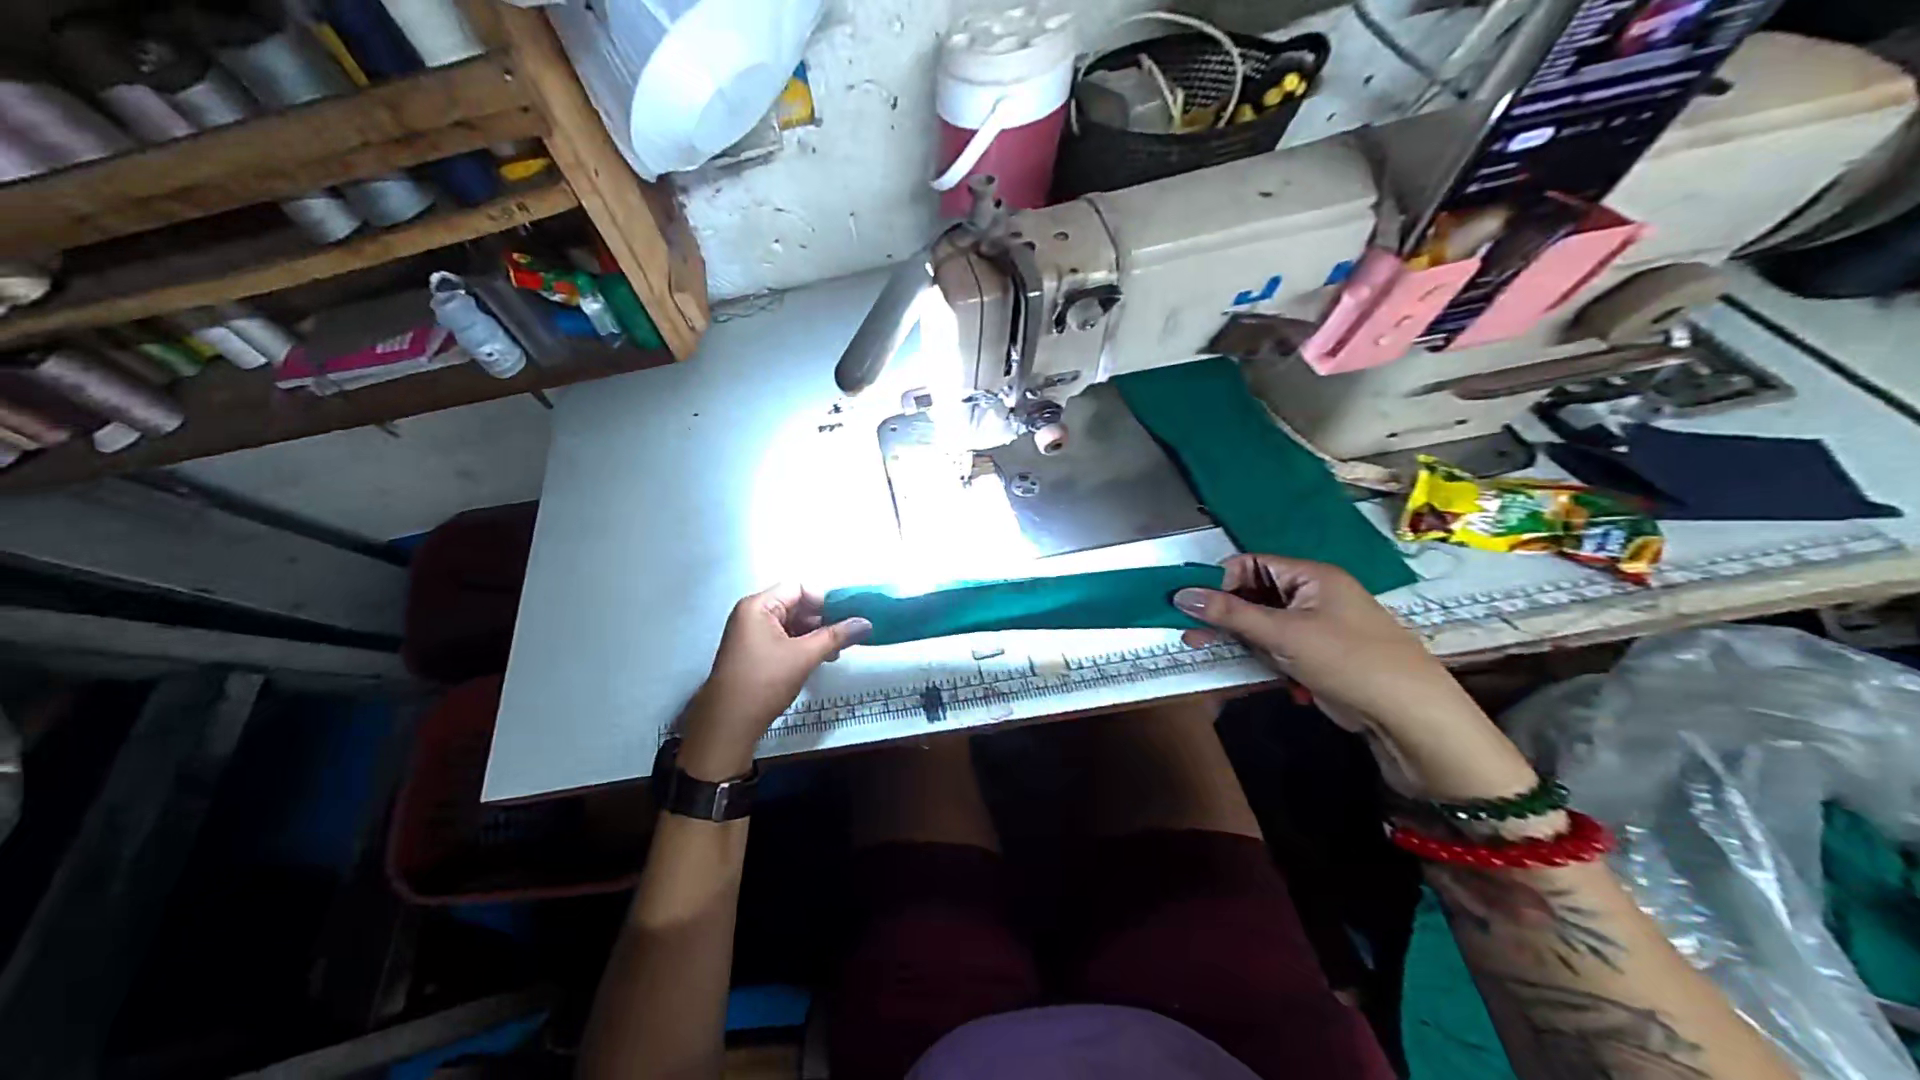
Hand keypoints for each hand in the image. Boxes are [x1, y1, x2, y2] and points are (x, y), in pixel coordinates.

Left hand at [678, 584, 870, 780]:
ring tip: (837, 651)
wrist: (729, 723)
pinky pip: (784, 638)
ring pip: (792, 624)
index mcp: (758, 606)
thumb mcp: (804, 656)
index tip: (848, 617)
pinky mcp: (755, 651)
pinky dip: (803, 645)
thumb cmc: (764, 682)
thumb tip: (866, 623)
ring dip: (815, 634)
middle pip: (795, 605)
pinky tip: (821, 658)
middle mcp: (752, 614)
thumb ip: (836, 636)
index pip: (798, 589)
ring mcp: (752, 633)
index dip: (825, 600)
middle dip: (823, 619)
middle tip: (847, 634)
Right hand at [1173, 555, 1538, 800]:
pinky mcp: (1313, 655)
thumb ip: (1231, 613)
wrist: (1406, 713)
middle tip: (1187, 628)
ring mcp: (1313, 627)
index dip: (1220, 579)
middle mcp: (1311, 596)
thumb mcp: (1283, 633)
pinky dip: (1252, 652)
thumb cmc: (1346, 659)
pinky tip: (1231, 661)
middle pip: (1253, 593)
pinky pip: (1272, 645)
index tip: (1190, 601)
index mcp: (1310, 577)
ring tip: (1199, 644)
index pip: (1252, 564)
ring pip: (1259, 622)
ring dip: (1232, 633)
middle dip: (1220, 610)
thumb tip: (1182, 593)